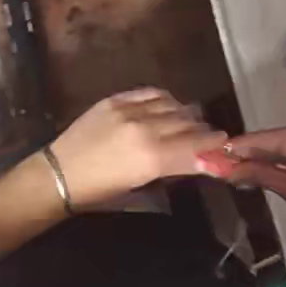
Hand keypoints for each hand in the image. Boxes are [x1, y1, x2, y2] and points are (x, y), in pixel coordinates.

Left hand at [46, 88, 228, 208]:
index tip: (225, 147)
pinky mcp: (115, 99)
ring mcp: (129, 111)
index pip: (197, 146)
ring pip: (174, 105)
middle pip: (189, 124)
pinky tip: (167, 108)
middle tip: (209, 139)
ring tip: (187, 124)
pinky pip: (152, 93)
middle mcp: (145, 130)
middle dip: (203, 132)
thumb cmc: (100, 193)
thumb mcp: (140, 188)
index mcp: (152, 158)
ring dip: (186, 115)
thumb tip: (200, 160)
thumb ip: (172, 170)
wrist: (59, 175)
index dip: (215, 146)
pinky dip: (165, 100)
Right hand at [196, 121, 285, 238]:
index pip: (256, 138)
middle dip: (242, 154)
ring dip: (257, 159)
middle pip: (265, 140)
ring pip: (277, 146)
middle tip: (217, 168)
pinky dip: (273, 161)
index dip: (230, 149)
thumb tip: (226, 169)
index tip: (206, 156)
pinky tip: (259, 173)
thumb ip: (256, 173)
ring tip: (233, 173)